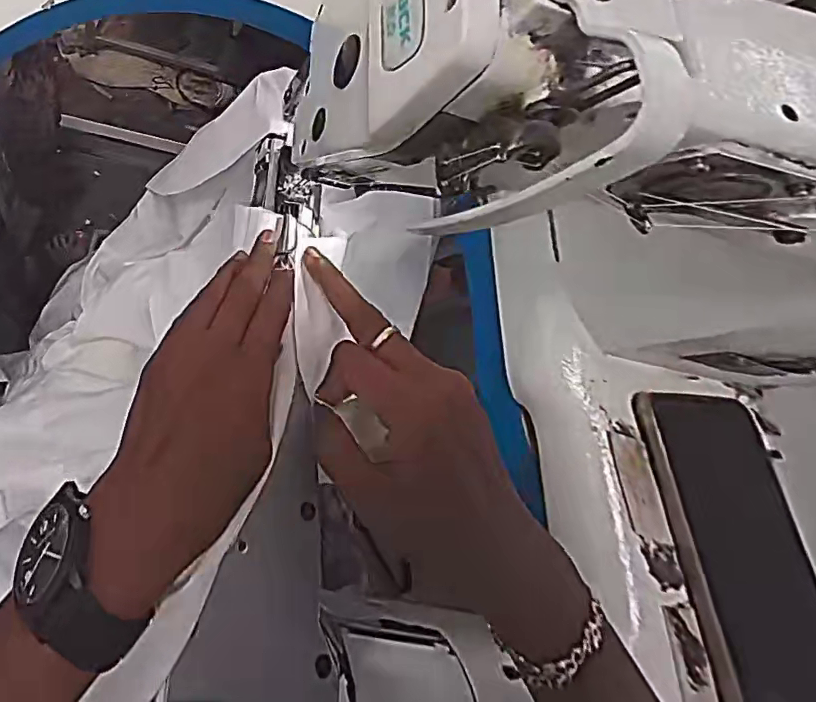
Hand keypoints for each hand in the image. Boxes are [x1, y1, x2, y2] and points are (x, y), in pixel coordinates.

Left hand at [86, 231, 292, 619]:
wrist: (151, 502)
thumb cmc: (209, 486)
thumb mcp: (261, 440)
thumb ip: (266, 393)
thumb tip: (267, 368)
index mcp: (249, 373)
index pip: (272, 314)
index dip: (283, 288)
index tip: (290, 271)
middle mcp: (216, 354)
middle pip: (243, 294)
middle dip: (260, 264)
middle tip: (270, 242)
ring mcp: (184, 353)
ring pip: (213, 298)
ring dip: (231, 273)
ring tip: (245, 255)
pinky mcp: (162, 361)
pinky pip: (188, 316)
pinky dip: (204, 296)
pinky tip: (212, 291)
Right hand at [305, 248, 592, 660]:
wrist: (496, 545)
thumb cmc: (440, 530)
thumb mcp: (366, 496)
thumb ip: (332, 442)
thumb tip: (320, 409)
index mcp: (414, 407)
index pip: (353, 357)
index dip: (328, 377)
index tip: (324, 401)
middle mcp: (438, 384)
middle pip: (378, 327)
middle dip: (342, 297)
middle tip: (318, 270)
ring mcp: (454, 385)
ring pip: (395, 344)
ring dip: (365, 349)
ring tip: (346, 365)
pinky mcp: (461, 393)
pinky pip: (415, 364)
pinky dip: (389, 370)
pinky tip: (380, 399)